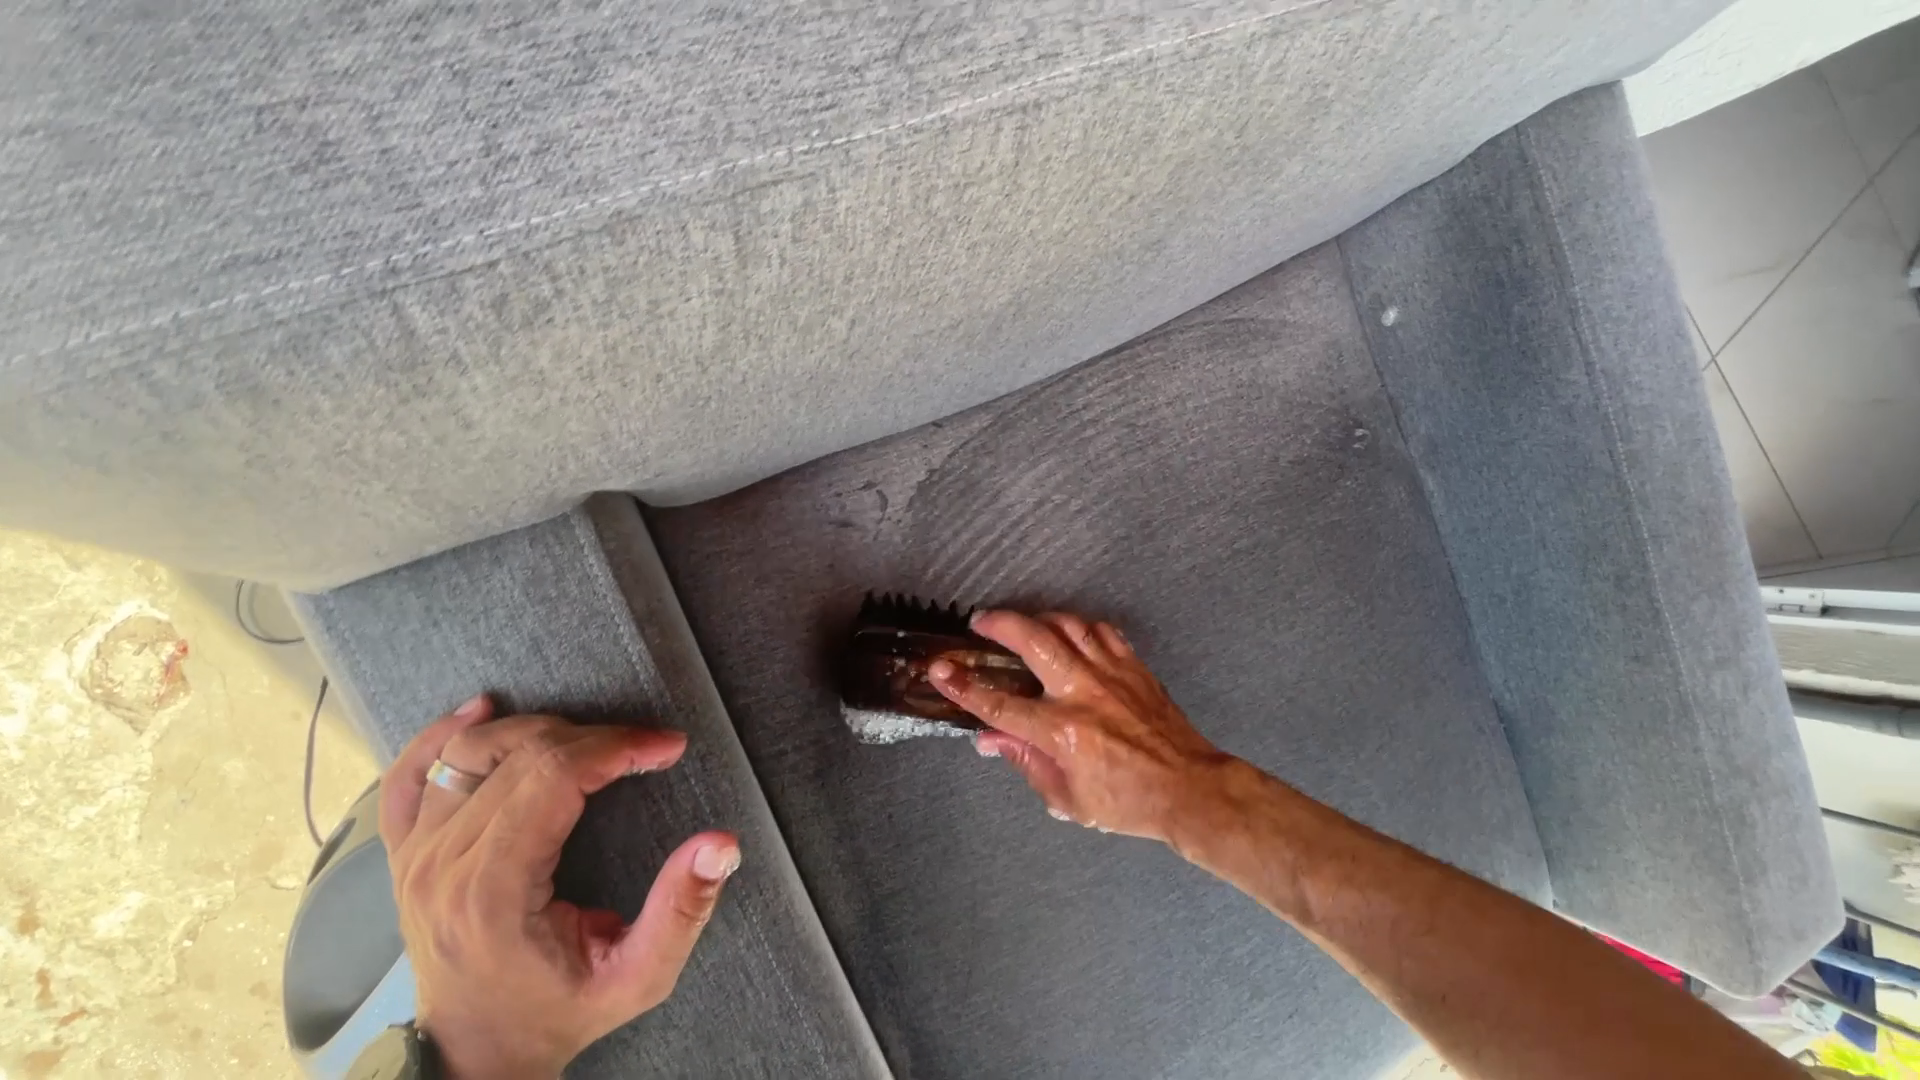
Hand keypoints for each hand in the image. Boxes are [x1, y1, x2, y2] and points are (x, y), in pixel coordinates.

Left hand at [378, 695, 740, 1079]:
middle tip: (645, 748)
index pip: (551, 776)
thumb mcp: (637, 979)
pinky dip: (442, 735)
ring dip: (539, 729)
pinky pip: (408, 775)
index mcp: (493, 892)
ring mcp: (412, 857)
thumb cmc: (559, 1014)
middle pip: (519, 754)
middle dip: (596, 737)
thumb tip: (722, 843)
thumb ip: (682, 912)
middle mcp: (441, 865)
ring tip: (591, 738)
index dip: (616, 746)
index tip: (666, 747)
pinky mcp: (403, 854)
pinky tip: (481, 711)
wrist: (475, 1055)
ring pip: (469, 751)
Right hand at [928, 610, 1234, 842]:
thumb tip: (989, 740)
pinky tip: (1070, 632)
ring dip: (1038, 618)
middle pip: (1033, 640)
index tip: (940, 669)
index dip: (964, 686)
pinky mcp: (1133, 667)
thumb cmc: (1126, 802)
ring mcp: (1111, 674)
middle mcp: (1083, 693)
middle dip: (1000, 624)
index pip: (1000, 704)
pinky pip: (1102, 632)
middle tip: (980, 621)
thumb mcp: (1066, 798)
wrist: (1188, 789)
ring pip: (1068, 626)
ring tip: (1023, 623)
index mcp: (1062, 732)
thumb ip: (1025, 762)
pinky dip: (1079, 626)